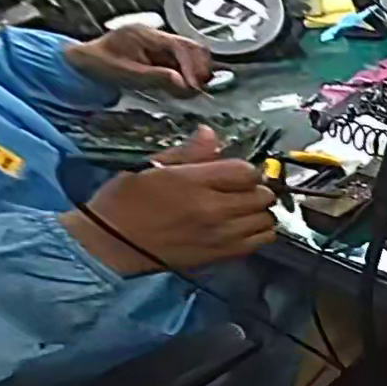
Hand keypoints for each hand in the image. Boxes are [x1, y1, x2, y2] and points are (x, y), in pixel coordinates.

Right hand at [62, 132, 276, 276]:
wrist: (118, 244)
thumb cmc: (128, 201)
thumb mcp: (150, 168)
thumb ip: (188, 153)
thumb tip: (211, 134)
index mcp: (192, 182)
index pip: (245, 171)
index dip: (244, 169)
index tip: (234, 173)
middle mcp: (215, 208)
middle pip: (263, 195)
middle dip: (255, 189)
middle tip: (238, 191)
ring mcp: (227, 232)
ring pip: (268, 217)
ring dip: (259, 211)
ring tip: (241, 209)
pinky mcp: (232, 252)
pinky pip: (265, 238)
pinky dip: (261, 230)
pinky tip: (244, 225)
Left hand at [64, 24, 212, 95]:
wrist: (88, 64)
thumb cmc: (102, 66)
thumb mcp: (126, 74)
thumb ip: (156, 77)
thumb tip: (184, 84)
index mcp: (145, 35)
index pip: (181, 47)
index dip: (192, 67)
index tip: (193, 87)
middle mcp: (158, 37)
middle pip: (196, 49)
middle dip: (200, 70)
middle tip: (195, 88)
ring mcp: (165, 46)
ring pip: (198, 57)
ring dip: (200, 75)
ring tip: (190, 89)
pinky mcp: (170, 56)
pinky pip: (192, 65)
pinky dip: (194, 77)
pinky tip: (185, 87)